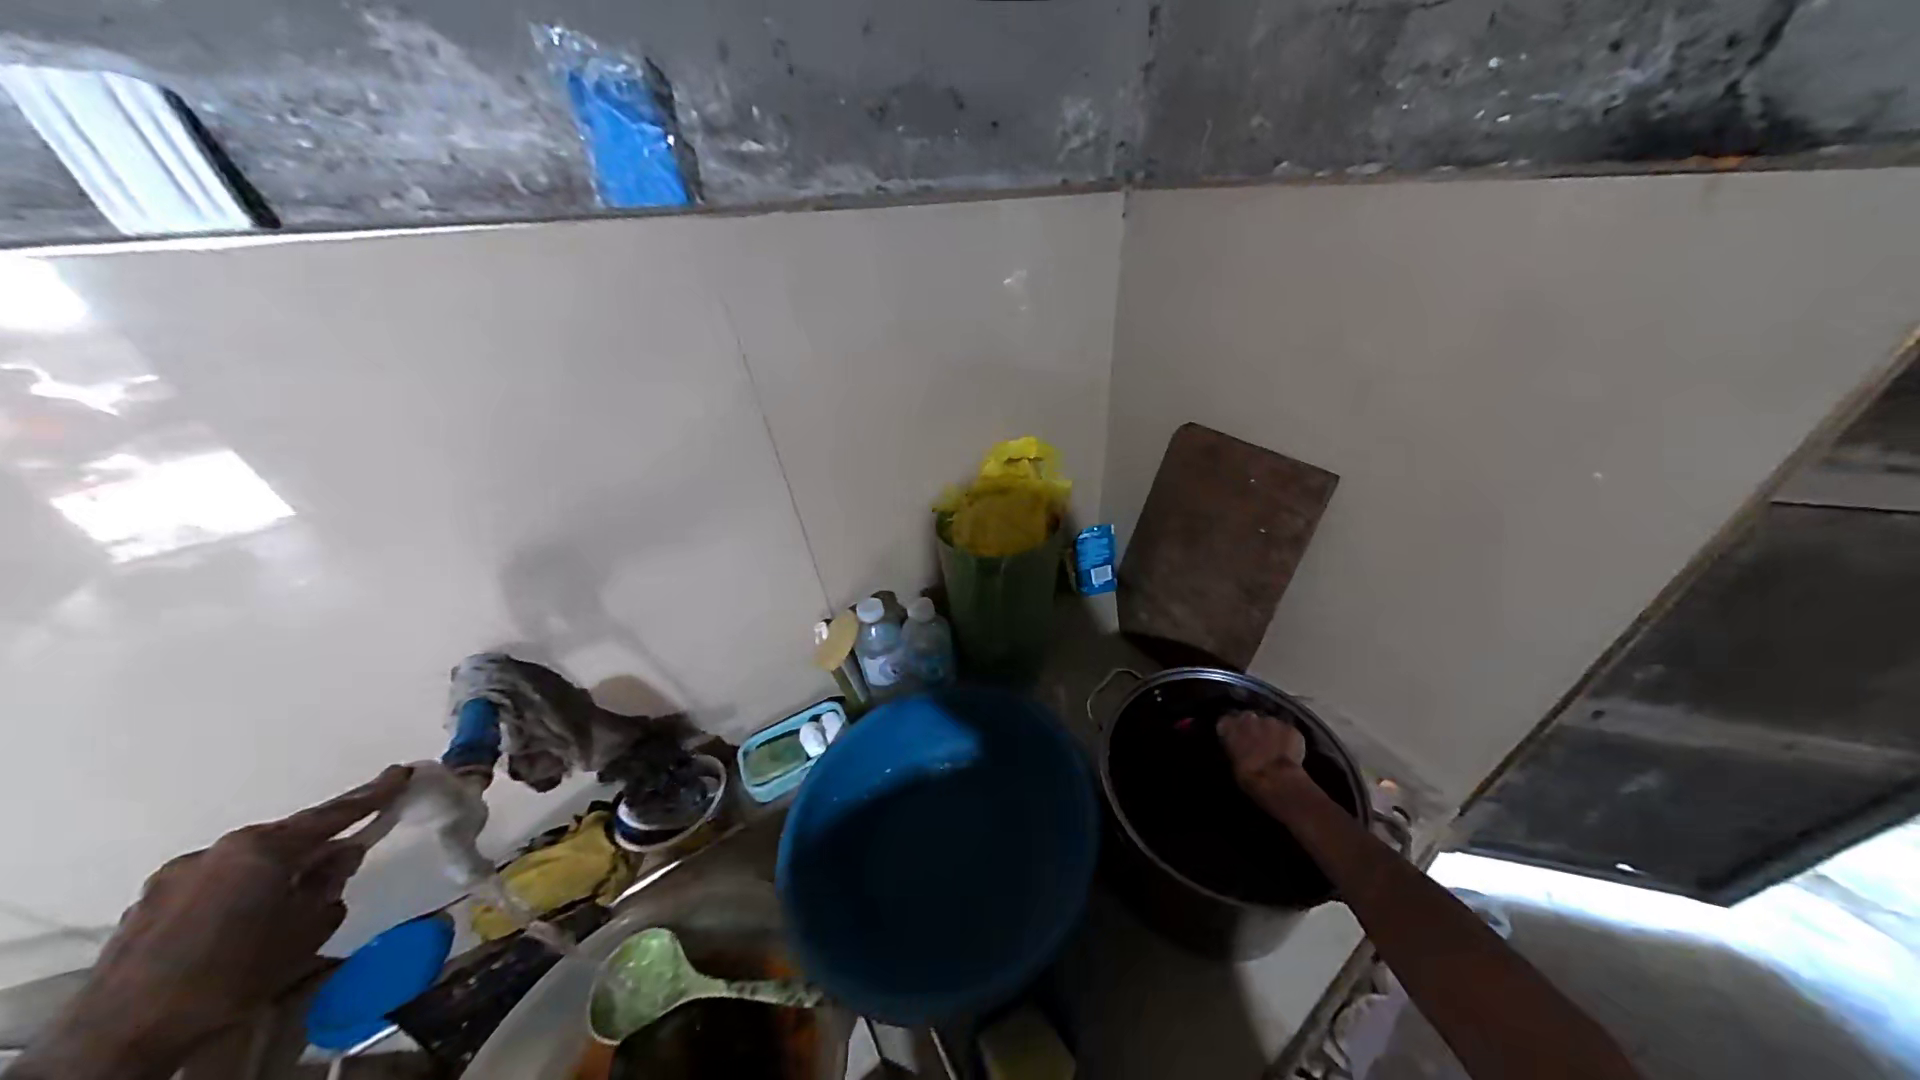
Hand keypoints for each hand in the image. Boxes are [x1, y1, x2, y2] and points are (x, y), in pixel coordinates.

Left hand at [16, 766, 411, 1079]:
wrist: (117, 1037)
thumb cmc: (231, 975)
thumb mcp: (307, 929)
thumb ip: (331, 883)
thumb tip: (339, 857)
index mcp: (262, 848)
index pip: (333, 814)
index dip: (374, 793)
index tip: (400, 771)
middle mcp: (219, 849)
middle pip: (285, 838)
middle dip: (314, 848)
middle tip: (338, 867)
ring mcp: (176, 875)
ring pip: (246, 863)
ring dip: (271, 875)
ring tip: (279, 912)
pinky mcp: (147, 905)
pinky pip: (212, 886)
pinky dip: (236, 896)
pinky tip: (233, 931)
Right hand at [1217, 710, 1306, 793]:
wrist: (1276, 780)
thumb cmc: (1248, 775)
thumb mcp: (1232, 761)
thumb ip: (1234, 746)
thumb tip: (1239, 746)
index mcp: (1229, 725)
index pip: (1226, 721)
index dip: (1232, 731)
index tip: (1235, 740)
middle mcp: (1249, 717)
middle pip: (1249, 718)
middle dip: (1252, 728)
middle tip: (1256, 744)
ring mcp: (1272, 721)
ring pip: (1270, 724)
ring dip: (1271, 733)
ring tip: (1275, 749)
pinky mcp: (1291, 728)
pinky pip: (1287, 732)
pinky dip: (1287, 740)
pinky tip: (1288, 753)